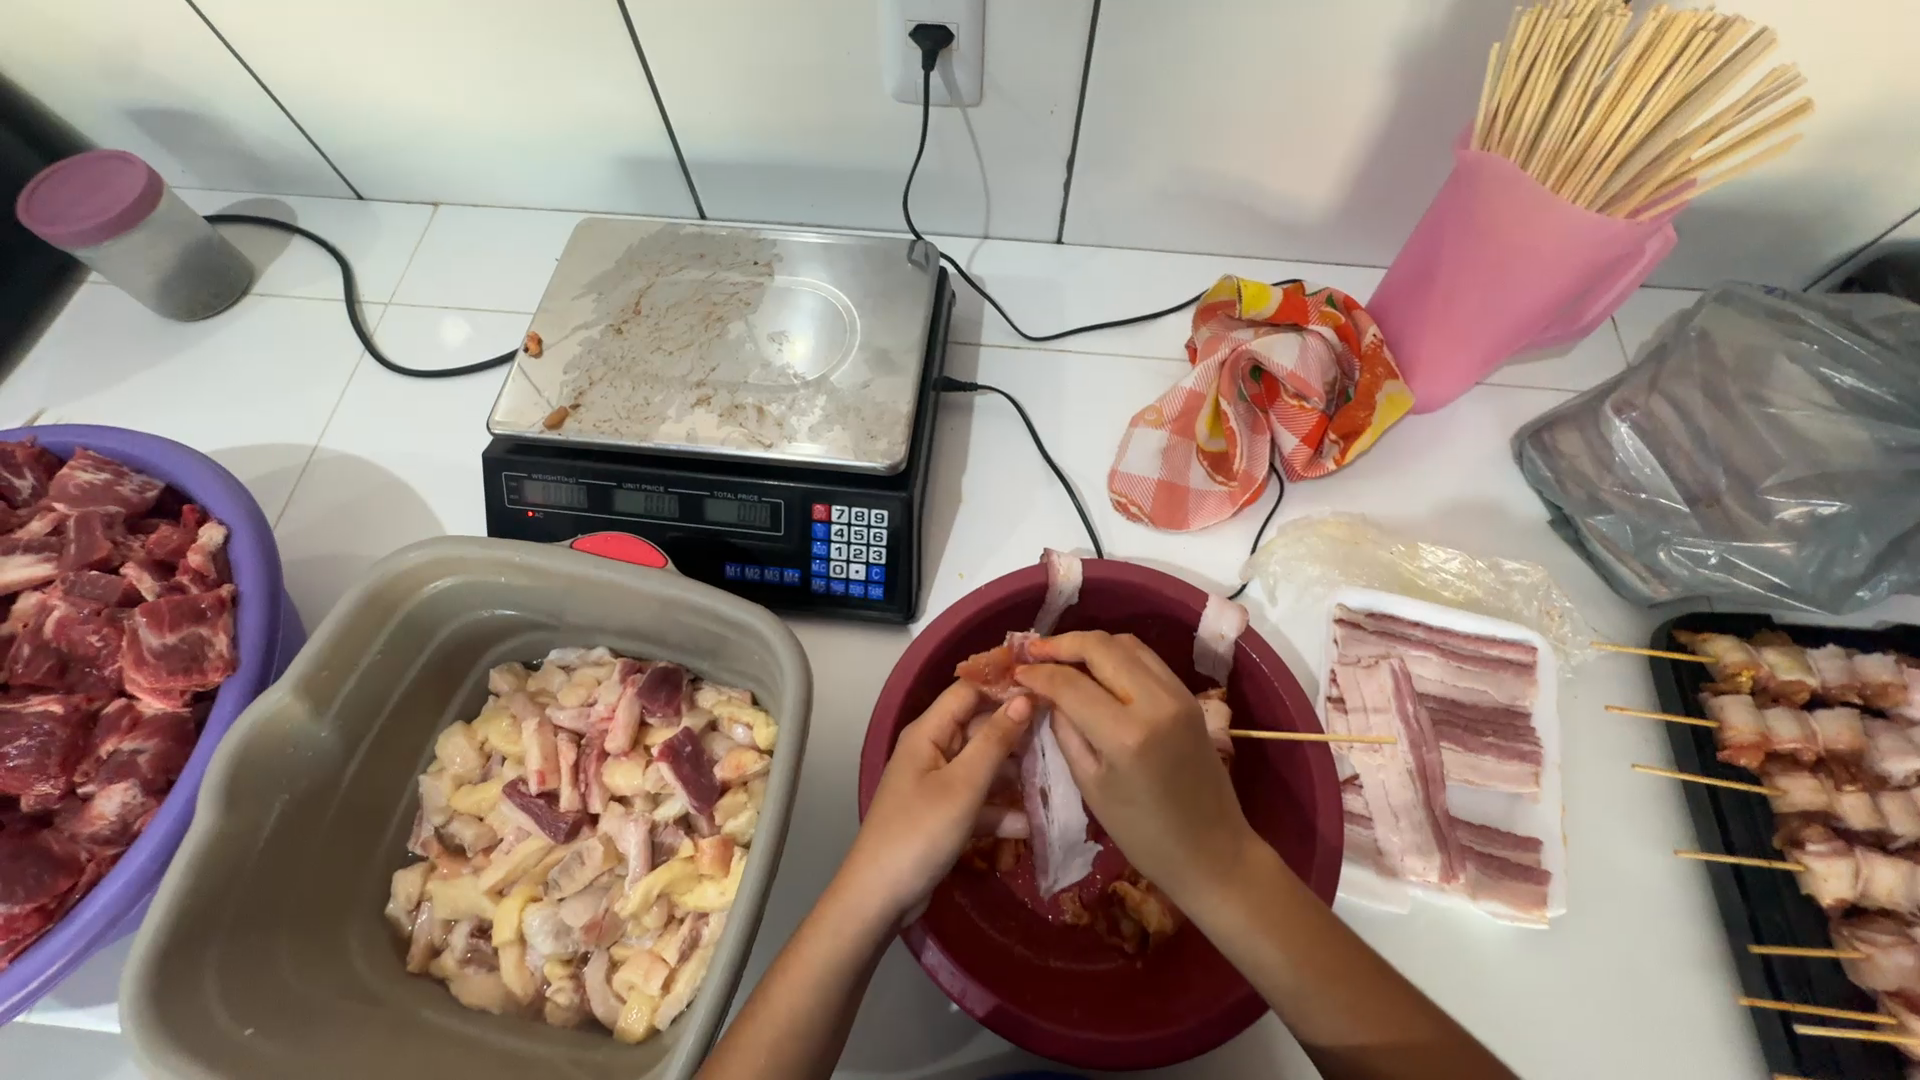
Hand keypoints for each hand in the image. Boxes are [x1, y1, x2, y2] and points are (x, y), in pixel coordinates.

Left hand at [840, 681, 1032, 924]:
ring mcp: (938, 784)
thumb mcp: (963, 785)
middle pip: (980, 728)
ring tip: (1056, 779)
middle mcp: (932, 749)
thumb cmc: (919, 832)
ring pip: (984, 766)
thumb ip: (995, 741)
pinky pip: (979, 801)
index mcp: (928, 732)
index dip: (1004, 686)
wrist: (880, 898)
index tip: (1047, 688)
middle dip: (1018, 733)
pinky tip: (1032, 824)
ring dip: (1014, 774)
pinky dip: (1001, 810)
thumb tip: (1025, 698)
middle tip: (1062, 737)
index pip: (969, 691)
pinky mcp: (945, 814)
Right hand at [1015, 632, 1258, 906]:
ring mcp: (1178, 695)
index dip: (1039, 673)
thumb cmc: (1143, 834)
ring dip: (1090, 645)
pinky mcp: (1189, 697)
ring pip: (1126, 643)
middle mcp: (1155, 702)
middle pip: (1101, 647)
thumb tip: (1045, 695)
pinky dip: (1116, 654)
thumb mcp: (1091, 786)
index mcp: (1126, 735)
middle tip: (1034, 651)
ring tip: (1061, 656)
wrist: (1213, 852)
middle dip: (1062, 644)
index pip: (1071, 684)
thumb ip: (1066, 731)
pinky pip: (1147, 659)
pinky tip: (1096, 668)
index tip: (1016, 671)